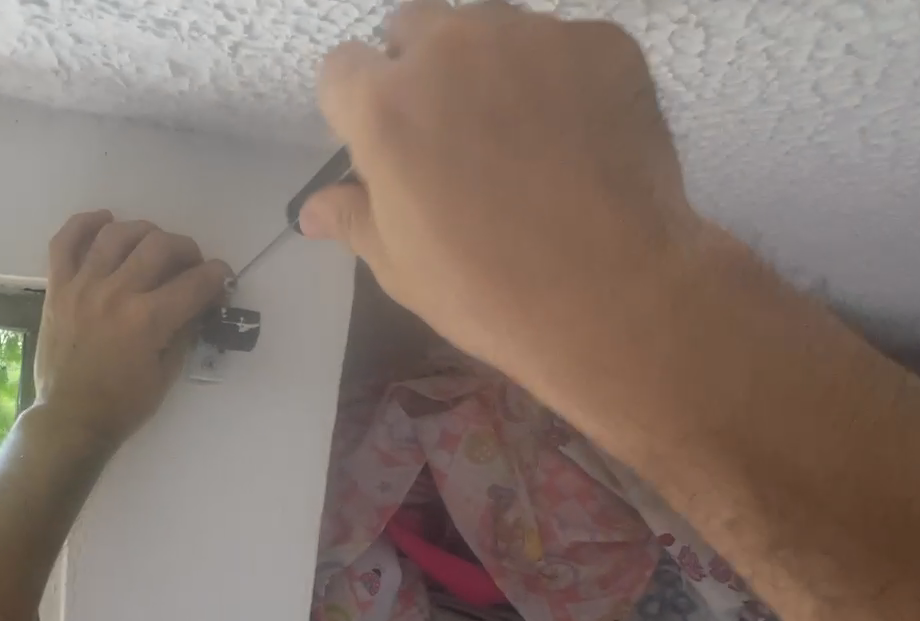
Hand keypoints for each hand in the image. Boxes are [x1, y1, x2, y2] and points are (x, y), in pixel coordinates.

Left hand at [31, 211, 230, 449]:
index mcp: (148, 321)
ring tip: (152, 245)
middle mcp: (116, 294)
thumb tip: (198, 303)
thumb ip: (184, 332)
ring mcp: (83, 287)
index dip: (218, 276)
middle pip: (160, 246)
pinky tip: (105, 222)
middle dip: (186, 250)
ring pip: (117, 234)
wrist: (72, 419)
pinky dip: (86, 224)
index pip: (195, 282)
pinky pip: (66, 241)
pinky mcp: (58, 288)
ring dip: (144, 232)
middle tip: (190, 264)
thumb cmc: (124, 405)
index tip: (222, 279)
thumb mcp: (167, 374)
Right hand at [302, 1, 706, 395]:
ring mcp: (532, 36)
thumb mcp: (399, 266)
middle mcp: (452, 48)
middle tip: (442, 143)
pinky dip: (549, 82)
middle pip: (410, 28)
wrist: (607, 293)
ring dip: (480, 70)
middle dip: (413, 73)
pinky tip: (568, 143)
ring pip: (485, 28)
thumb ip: (352, 218)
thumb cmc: (481, 291)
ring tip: (510, 141)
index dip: (352, 109)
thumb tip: (311, 210)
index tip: (377, 149)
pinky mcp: (600, 43)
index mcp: (386, 108)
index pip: (340, 68)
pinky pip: (555, 47)